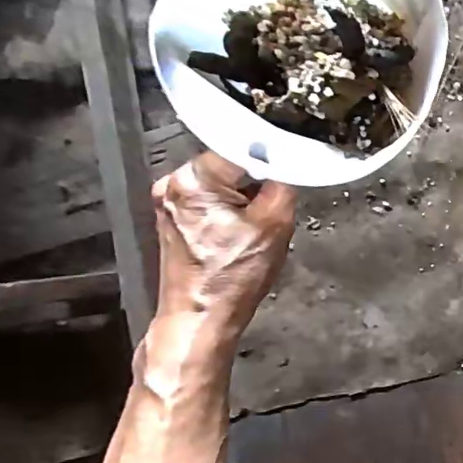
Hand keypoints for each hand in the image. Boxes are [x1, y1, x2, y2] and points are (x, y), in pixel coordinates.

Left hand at [152, 152, 297, 330]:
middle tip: (270, 212)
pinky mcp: (176, 217)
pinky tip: (240, 236)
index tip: (291, 169)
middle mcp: (175, 184)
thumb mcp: (276, 224)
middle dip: (258, 182)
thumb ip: (285, 182)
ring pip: (225, 182)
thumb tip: (290, 160)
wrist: (201, 316)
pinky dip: (231, 211)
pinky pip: (213, 200)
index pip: (245, 146)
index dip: (274, 157)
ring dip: (245, 198)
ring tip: (254, 228)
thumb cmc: (230, 280)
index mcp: (195, 179)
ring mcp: (171, 201)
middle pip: (234, 164)